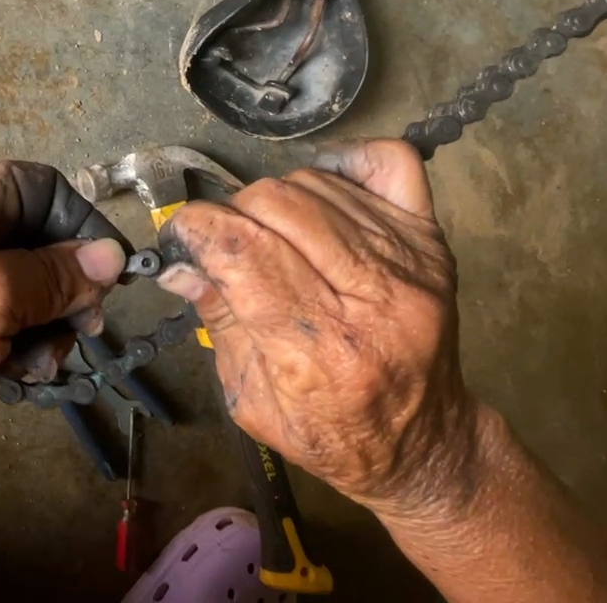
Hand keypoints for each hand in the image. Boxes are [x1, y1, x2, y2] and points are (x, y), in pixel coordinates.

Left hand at [0, 162, 128, 455]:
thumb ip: (57, 273)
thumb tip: (112, 254)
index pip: (45, 188)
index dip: (81, 224)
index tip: (108, 272)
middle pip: (45, 243)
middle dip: (66, 290)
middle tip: (79, 330)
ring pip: (33, 290)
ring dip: (47, 329)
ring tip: (34, 363)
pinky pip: (10, 322)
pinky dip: (22, 348)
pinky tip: (15, 375)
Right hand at [155, 140, 482, 518]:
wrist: (427, 444)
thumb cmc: (331, 430)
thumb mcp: (250, 395)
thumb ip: (216, 318)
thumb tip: (176, 264)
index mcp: (319, 347)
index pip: (241, 247)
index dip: (195, 227)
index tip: (184, 238)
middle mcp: (372, 298)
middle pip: (273, 204)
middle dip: (231, 213)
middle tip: (231, 245)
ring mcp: (408, 263)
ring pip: (311, 183)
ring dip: (276, 200)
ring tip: (275, 234)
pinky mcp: (430, 241)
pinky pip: (386, 162)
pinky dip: (343, 164)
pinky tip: (321, 196)